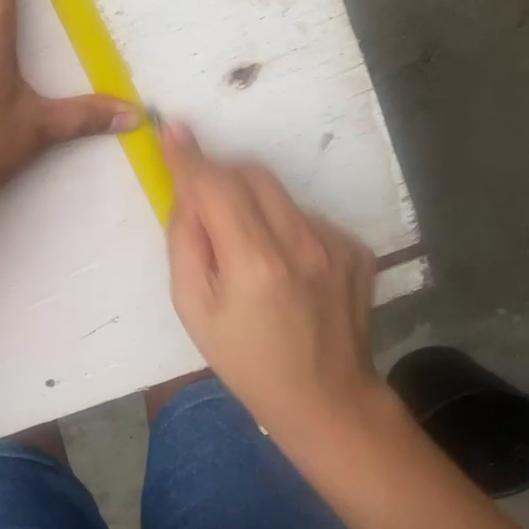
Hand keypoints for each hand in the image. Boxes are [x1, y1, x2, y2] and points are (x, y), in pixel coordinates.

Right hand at [160, 122, 385, 435]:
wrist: (326, 398)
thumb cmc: (245, 358)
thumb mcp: (192, 307)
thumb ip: (185, 242)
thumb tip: (186, 193)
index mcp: (253, 261)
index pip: (214, 186)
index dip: (189, 157)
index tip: (172, 130)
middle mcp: (300, 243)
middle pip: (251, 175)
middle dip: (220, 176)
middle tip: (203, 204)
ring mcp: (336, 244)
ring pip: (278, 194)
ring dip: (251, 203)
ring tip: (247, 252)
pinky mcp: (356, 249)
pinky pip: (305, 216)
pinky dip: (283, 226)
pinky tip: (284, 267)